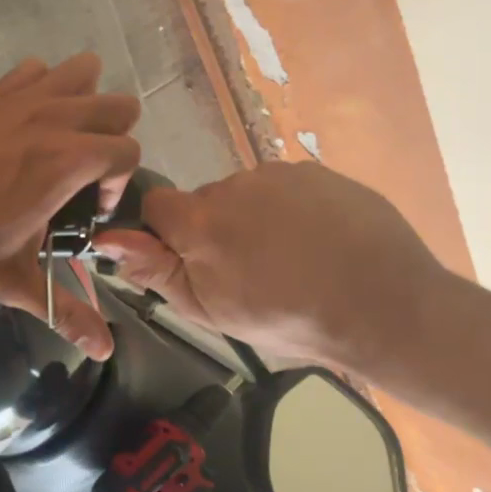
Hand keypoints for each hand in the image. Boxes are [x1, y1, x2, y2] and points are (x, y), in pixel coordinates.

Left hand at [0, 54, 140, 359]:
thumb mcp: (16, 278)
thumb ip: (64, 311)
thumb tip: (104, 350)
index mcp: (70, 160)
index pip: (129, 152)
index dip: (116, 183)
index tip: (87, 210)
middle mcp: (55, 120)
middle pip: (118, 106)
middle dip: (113, 137)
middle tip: (82, 172)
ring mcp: (23, 101)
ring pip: (83, 72)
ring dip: (85, 101)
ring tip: (63, 138)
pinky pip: (32, 71)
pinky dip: (41, 86)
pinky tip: (25, 119)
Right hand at [92, 161, 453, 369]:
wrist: (386, 307)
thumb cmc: (285, 319)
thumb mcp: (207, 308)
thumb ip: (153, 269)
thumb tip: (105, 237)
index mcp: (201, 220)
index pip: (156, 205)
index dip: (165, 234)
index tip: (190, 261)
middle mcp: (235, 184)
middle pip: (202, 201)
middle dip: (211, 229)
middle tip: (244, 270)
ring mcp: (281, 174)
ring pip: (243, 193)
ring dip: (250, 218)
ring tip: (284, 257)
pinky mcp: (320, 172)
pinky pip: (283, 187)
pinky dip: (288, 209)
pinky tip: (313, 241)